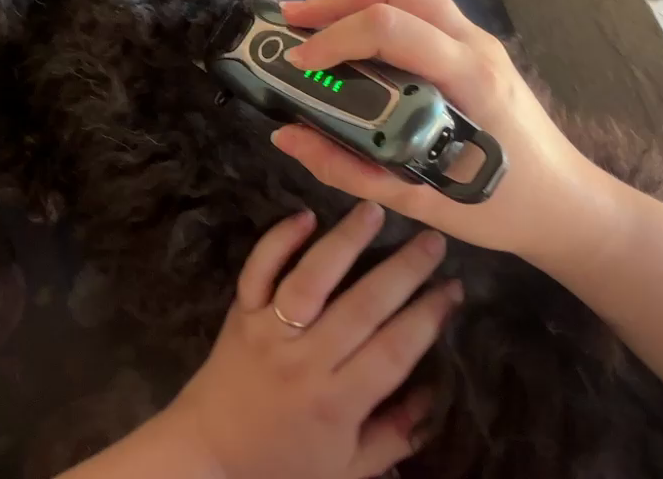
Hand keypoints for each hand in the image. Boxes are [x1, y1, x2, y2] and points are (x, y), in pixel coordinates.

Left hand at [147, 202, 460, 478]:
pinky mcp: (240, 310)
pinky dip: (279, 240)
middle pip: (361, 305)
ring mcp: (269, 329)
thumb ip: (395, 434)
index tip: (453, 287)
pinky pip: (259, 269)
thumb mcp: (348, 469)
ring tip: (374, 210)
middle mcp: (305, 358)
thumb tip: (437, 394)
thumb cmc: (284, 464)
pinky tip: (305, 215)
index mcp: (337, 400)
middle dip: (403, 270)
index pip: (393, 349)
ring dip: (345, 240)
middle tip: (433, 239)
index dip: (427, 316)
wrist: (208, 454)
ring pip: (311, 277)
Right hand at [276, 0, 621, 260]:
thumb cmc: (503, 208)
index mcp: (469, 79)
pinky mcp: (472, 45)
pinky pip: (416, 7)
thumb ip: (346, 168)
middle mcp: (474, 44)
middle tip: (292, 22)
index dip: (335, 37)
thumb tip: (286, 135)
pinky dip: (373, 10)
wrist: (571, 205)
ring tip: (312, 22)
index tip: (296, 61)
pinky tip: (350, 38)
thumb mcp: (419, 201)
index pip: (390, 30)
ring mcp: (476, 39)